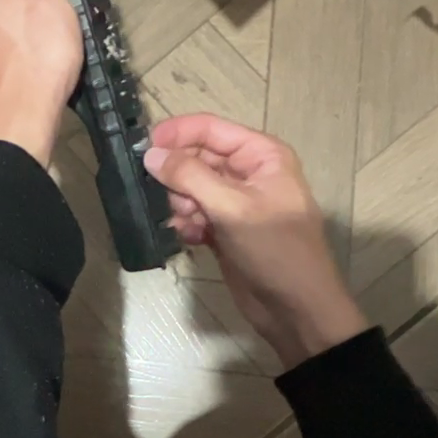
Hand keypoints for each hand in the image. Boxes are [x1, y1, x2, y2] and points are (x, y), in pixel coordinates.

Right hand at [144, 114, 369, 367]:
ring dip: (180, 203)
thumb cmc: (273, 250)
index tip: (142, 149)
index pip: (210, 129)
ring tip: (186, 222)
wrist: (296, 308)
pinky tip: (190, 238)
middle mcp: (248, 172)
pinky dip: (187, 223)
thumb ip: (189, 176)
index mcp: (261, 155)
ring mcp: (236, 202)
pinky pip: (194, 214)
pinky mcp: (225, 228)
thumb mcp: (232, 207)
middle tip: (164, 196)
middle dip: (177, 175)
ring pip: (191, 187)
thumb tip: (151, 154)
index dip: (176, 134)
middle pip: (197, 157)